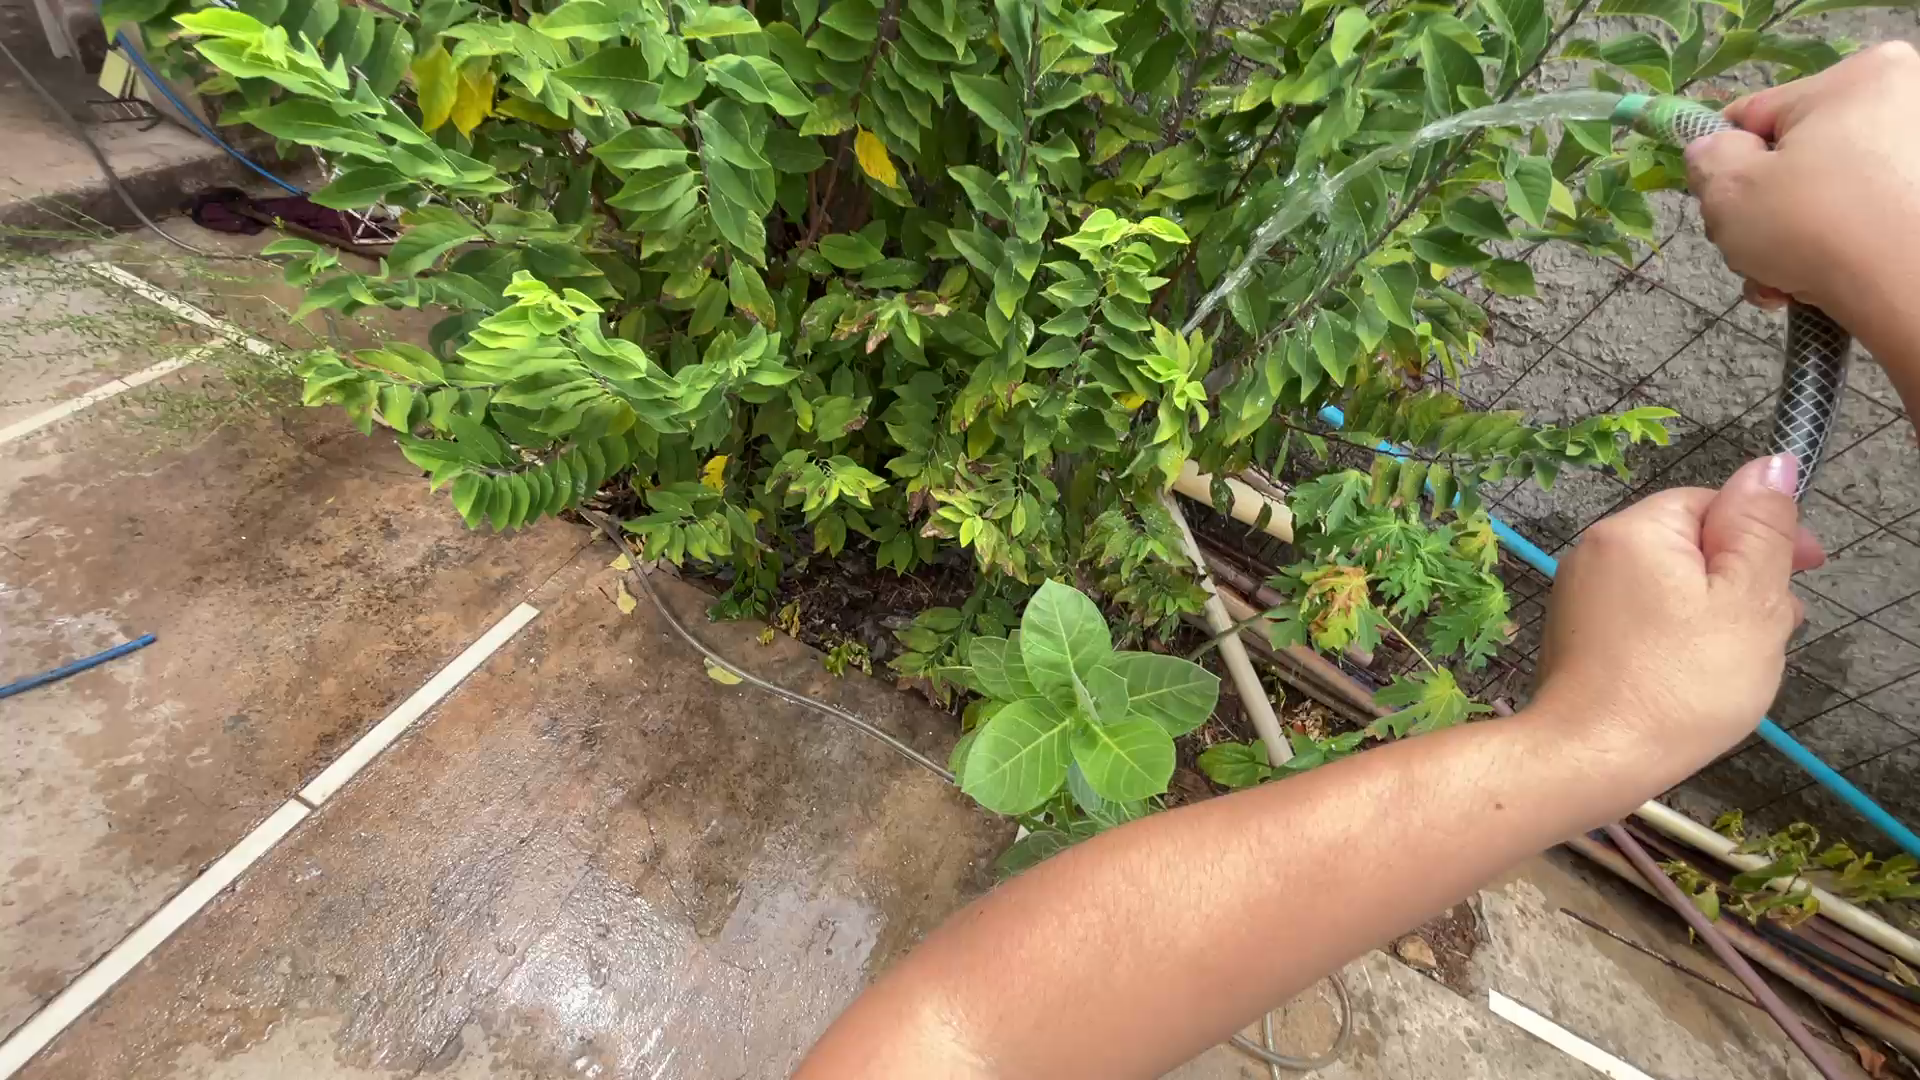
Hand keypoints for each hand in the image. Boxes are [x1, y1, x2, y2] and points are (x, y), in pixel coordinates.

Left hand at [1532, 455, 1824, 792]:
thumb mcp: (1746, 596)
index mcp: (1627, 531)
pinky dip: (1681, 632)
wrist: (1597, 745)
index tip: (1806, 570)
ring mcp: (1580, 591)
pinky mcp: (1580, 627)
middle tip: (1766, 628)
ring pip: (1674, 583)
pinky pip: (1646, 611)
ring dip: (1720, 611)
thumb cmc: (1681, 676)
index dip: (1762, 531)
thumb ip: (1759, 528)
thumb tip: (1769, 464)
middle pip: (1691, 544)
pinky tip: (1699, 670)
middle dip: (1742, 579)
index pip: (1706, 502)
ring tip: (1733, 657)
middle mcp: (1592, 552)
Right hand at [1684, 44, 1919, 370]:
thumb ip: (1707, 158)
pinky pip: (1850, 211)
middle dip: (1752, 210)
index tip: (1712, 200)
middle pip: (1785, 158)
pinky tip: (1801, 278)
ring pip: (1812, 192)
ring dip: (1775, 238)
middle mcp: (1903, 96)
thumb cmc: (1811, 221)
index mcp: (1855, 79)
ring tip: (1772, 274)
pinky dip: (1817, 246)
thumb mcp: (1728, 188)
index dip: (1720, 162)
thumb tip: (1710, 148)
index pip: (1752, 114)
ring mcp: (1917, 145)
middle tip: (1742, 244)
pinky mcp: (1917, 190)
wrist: (1906, 277)